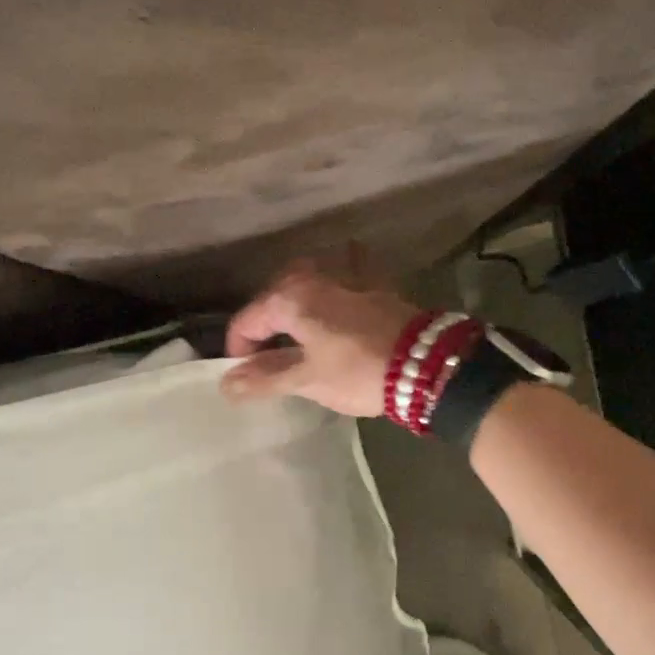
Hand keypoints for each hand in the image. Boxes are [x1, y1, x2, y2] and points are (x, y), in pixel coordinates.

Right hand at [220, 248, 420, 416]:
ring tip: (299, 341)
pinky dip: (331, 294)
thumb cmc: (359, 371)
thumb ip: (265, 378)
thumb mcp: (308, 379)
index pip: (247, 320)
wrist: (427, 363)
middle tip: (269, 361)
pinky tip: (337, 305)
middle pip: (274, 300)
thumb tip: (227, 381)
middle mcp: (313, 274)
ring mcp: (347, 273)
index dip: (239, 350)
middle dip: (266, 328)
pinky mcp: (375, 283)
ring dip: (296, 310)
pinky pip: (341, 281)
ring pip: (307, 287)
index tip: (245, 377)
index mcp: (290, 296)